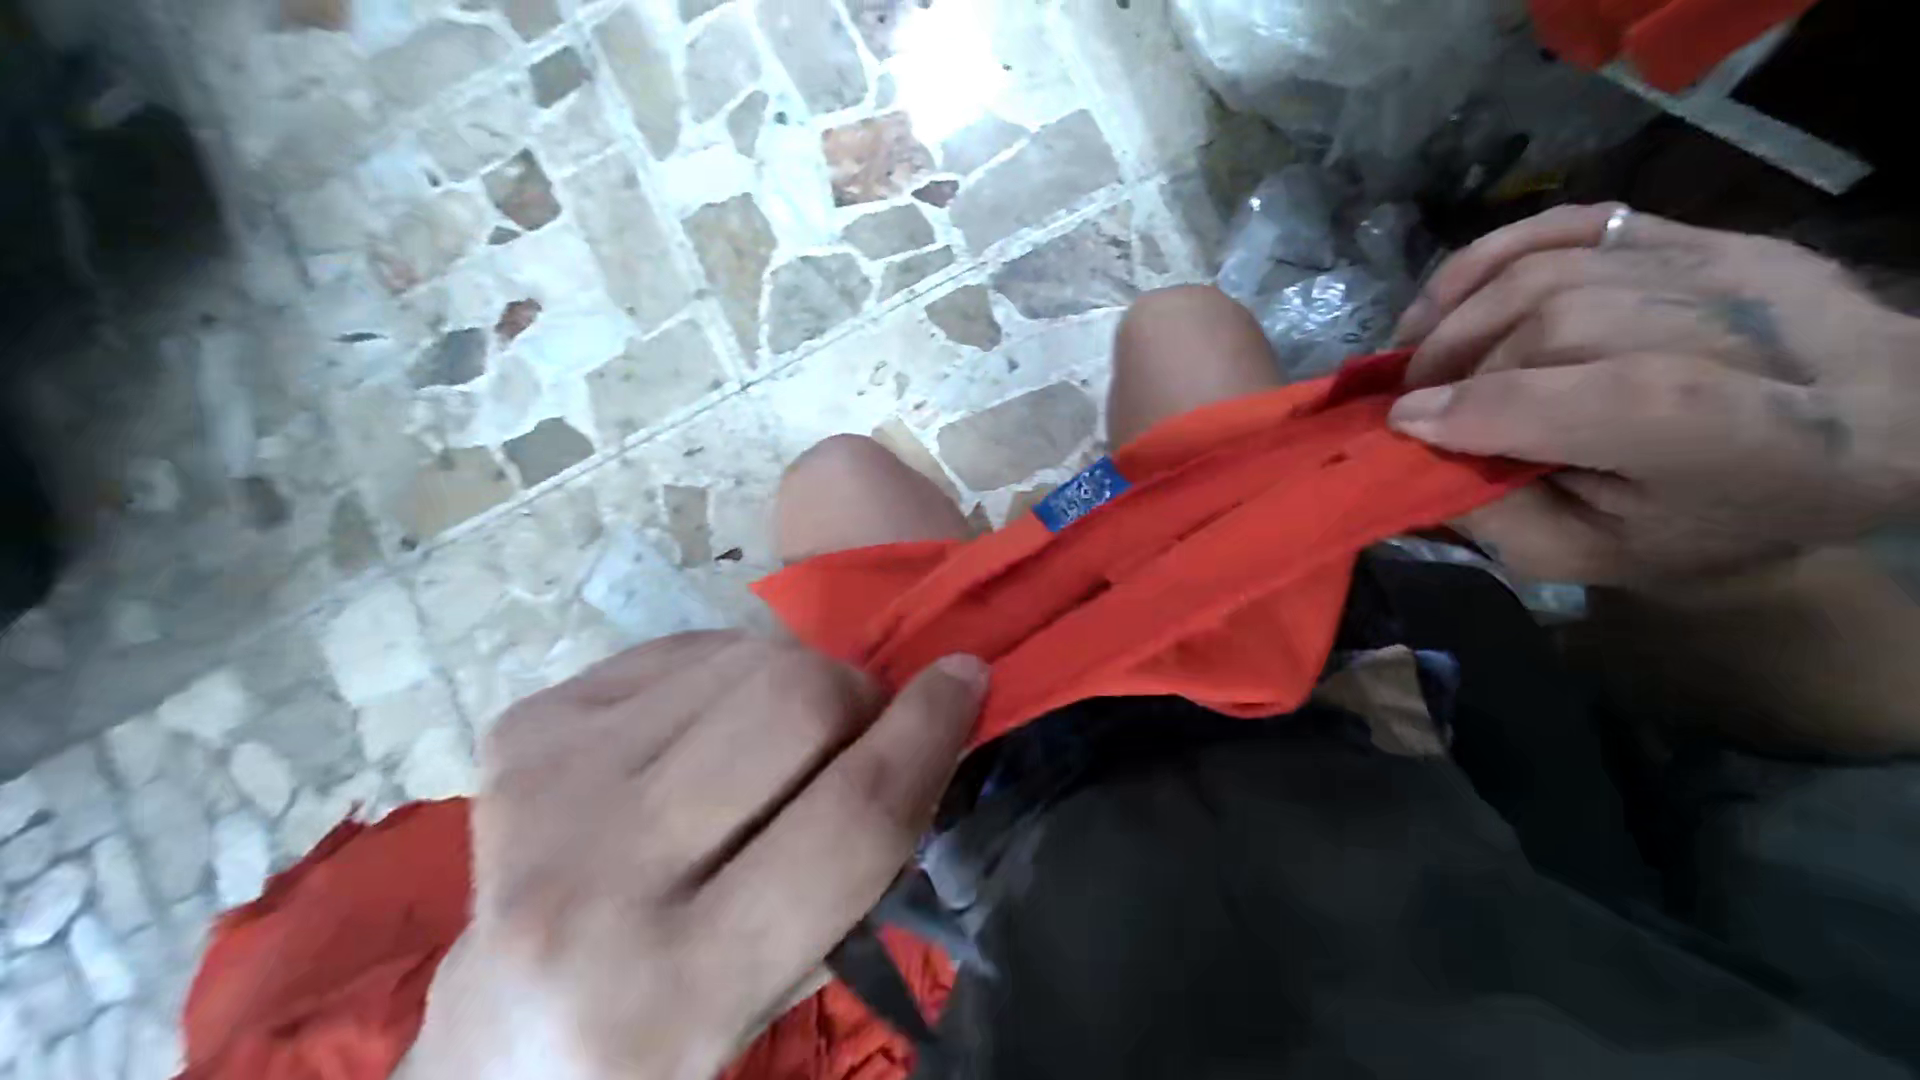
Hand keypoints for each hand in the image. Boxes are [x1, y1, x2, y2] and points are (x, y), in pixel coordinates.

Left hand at [407, 632, 986, 1079]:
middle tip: (855, 724)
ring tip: (772, 738)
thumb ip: (867, 852)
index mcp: (673, 989)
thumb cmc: (681, 1016)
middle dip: (854, 697)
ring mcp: (545, 789)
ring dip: (794, 683)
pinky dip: (729, 672)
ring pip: (747, 658)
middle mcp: (591, 883)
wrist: (510, 1036)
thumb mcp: (793, 971)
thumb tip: (929, 712)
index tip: (966, 677)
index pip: (849, 817)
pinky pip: (686, 648)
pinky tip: (707, 729)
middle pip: (794, 703)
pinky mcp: (522, 731)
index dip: (928, 731)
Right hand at [1388, 204, 1919, 582]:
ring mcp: (1749, 268)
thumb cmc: (1685, 529)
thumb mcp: (1585, 554)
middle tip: (1411, 403)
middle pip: (1579, 319)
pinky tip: (1443, 307)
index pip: (1634, 398)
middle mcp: (1786, 336)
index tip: (1407, 424)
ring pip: (1560, 269)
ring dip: (1459, 319)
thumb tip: (1411, 443)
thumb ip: (1497, 510)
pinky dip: (1486, 261)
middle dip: (1464, 362)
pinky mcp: (1710, 235)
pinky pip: (1574, 225)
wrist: (1815, 463)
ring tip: (1420, 364)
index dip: (1499, 406)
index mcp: (1782, 448)